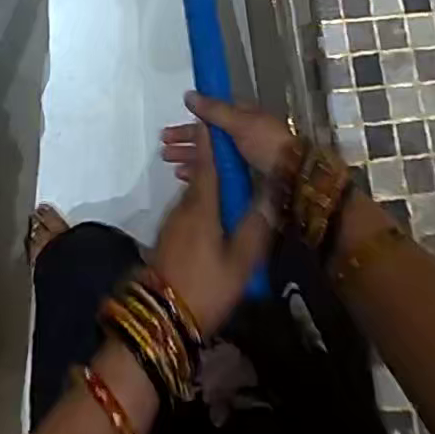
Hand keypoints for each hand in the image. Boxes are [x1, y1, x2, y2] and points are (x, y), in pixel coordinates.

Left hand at [149, 93, 278, 333]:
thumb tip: (272, 196)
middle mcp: (184, 207)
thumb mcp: (240, 262)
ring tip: (233, 180)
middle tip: (235, 148)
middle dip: (213, 159)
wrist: (162, 315)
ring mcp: (174, 222)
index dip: (210, 141)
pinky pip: (191, 209)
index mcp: (201, 206)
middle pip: (201, 176)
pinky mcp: (171, 237)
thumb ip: (256, 227)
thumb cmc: (205, 287)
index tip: (212, 117)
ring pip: (195, 193)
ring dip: (209, 182)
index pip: (208, 164)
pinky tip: (220, 214)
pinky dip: (205, 202)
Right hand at [159, 91, 310, 184]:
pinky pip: (217, 175)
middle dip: (185, 142)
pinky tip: (187, 178)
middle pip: (208, 138)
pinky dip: (201, 175)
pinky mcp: (246, 179)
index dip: (190, 123)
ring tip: (171, 166)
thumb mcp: (240, 122)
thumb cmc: (268, 145)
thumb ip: (213, 110)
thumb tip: (188, 94)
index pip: (211, 117)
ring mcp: (244, 159)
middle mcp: (243, 137)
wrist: (296, 180)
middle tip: (164, 150)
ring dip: (190, 159)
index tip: (170, 131)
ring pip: (211, 157)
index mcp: (243, 118)